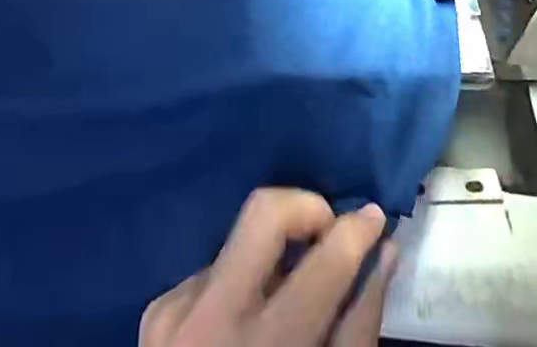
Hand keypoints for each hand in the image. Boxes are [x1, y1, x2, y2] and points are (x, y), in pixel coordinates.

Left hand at [140, 188, 399, 346]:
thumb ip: (359, 325)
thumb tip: (382, 252)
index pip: (322, 264)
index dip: (356, 230)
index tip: (374, 215)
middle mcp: (211, 317)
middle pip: (263, 211)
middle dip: (306, 206)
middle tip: (329, 229)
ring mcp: (174, 310)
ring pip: (237, 242)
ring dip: (270, 259)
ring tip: (282, 300)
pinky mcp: (154, 313)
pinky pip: (209, 275)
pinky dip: (235, 289)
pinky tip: (239, 331)